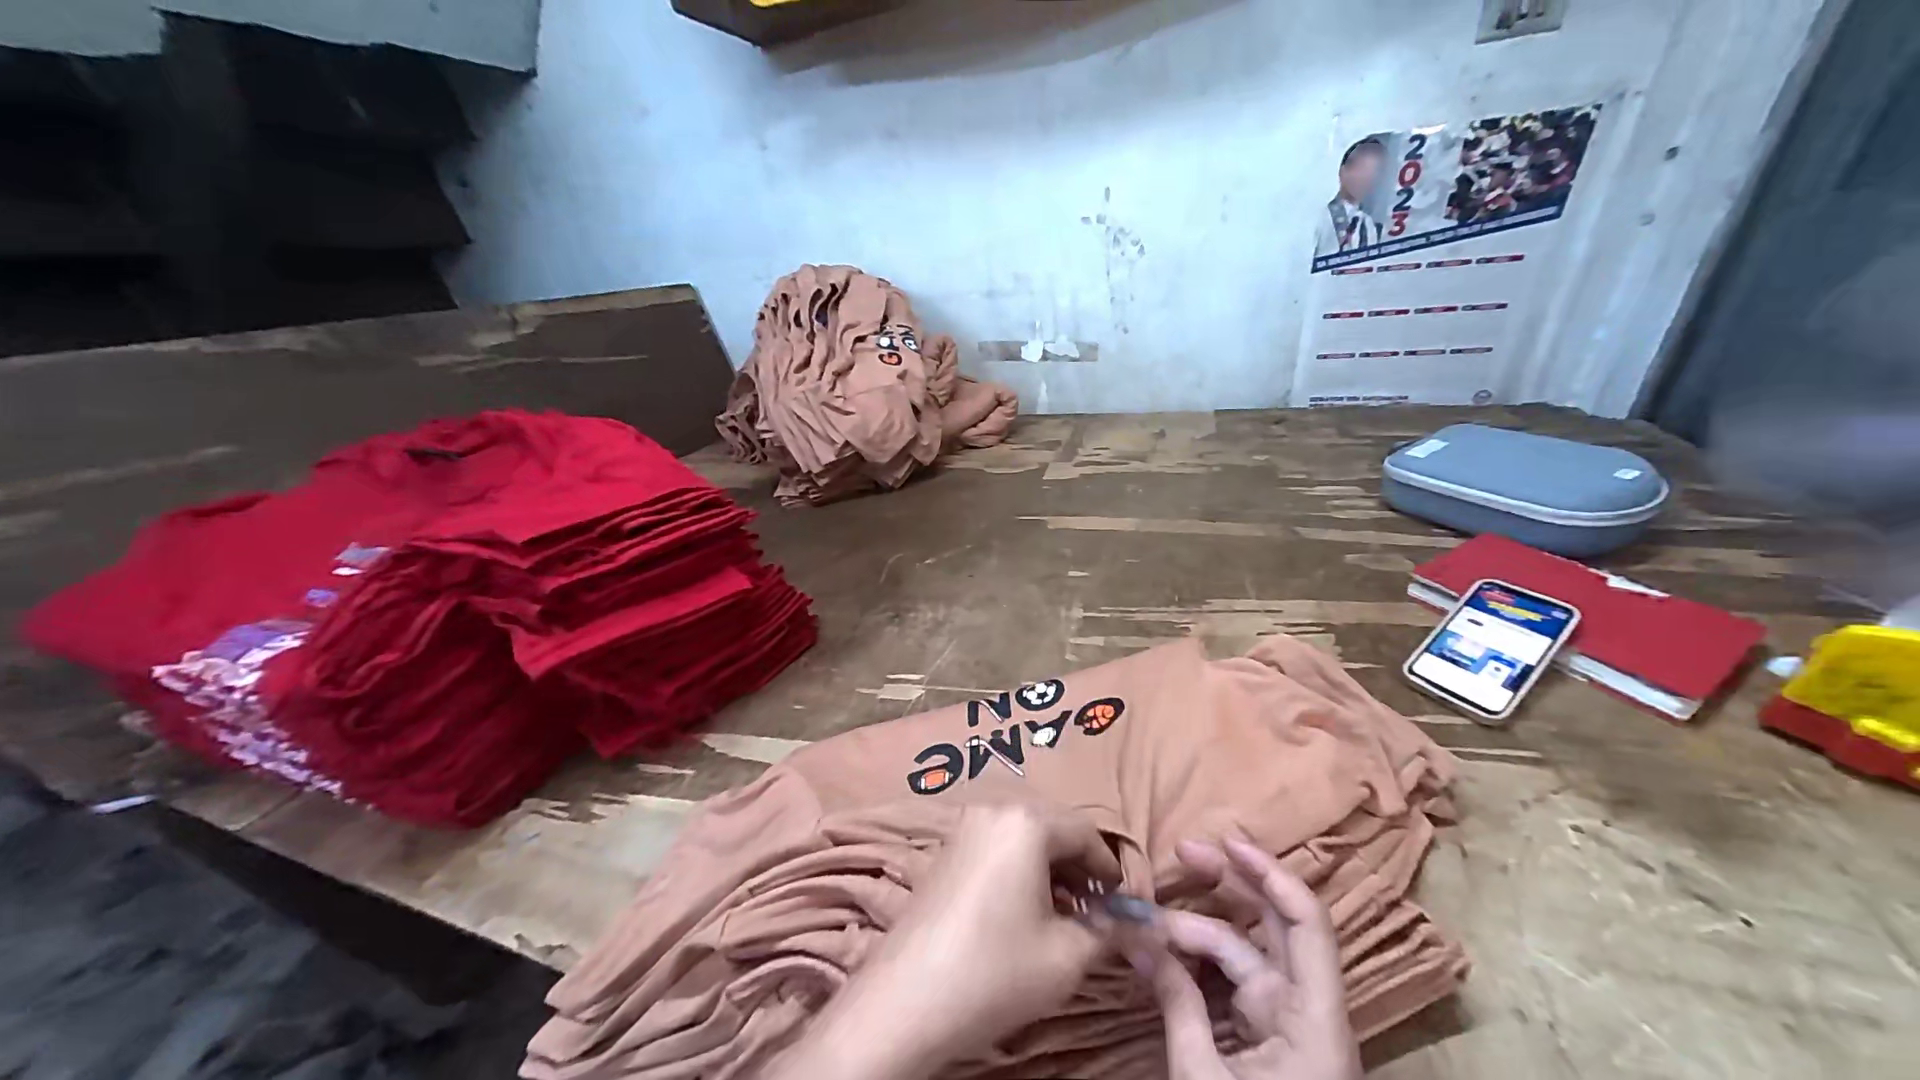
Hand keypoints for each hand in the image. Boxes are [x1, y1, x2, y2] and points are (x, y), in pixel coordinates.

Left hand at [767, 803, 1120, 1079]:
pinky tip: (1024, 910)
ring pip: (1024, 837)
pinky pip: (997, 847)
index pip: (1087, 832)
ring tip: (1063, 916)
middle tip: (1095, 912)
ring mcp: (964, 828)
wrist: (908, 1000)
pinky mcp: (945, 850)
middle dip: (1080, 867)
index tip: (1123, 907)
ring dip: (1051, 869)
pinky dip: (1020, 869)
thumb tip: (1135, 923)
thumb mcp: (1067, 956)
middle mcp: (994, 811)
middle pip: (1054, 828)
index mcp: (1026, 822)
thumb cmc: (996, 970)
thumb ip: (1108, 930)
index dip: (1111, 870)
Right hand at [1139, 837, 1360, 1079]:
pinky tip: (1164, 947)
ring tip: (1150, 913)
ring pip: (1243, 953)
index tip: (1225, 840)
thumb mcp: (1204, 1078)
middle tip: (1179, 853)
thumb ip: (1176, 1002)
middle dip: (1226, 883)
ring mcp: (1285, 1022)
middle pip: (1272, 926)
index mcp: (1314, 1018)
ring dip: (1198, 926)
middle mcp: (1305, 1009)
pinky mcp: (1264, 1037)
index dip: (1271, 873)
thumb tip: (1137, 936)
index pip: (1306, 923)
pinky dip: (1197, 960)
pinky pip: (1230, 982)